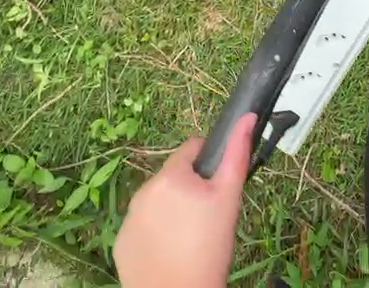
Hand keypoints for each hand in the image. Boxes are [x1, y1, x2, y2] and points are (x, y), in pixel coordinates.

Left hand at [113, 114, 253, 287]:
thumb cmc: (209, 247)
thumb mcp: (229, 197)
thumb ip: (237, 153)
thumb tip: (247, 117)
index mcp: (169, 176)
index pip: (192, 149)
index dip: (209, 165)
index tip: (216, 190)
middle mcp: (142, 192)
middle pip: (174, 177)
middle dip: (190, 189)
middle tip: (207, 217)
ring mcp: (127, 220)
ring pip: (159, 202)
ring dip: (173, 209)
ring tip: (190, 237)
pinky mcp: (120, 245)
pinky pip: (143, 227)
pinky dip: (156, 233)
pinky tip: (170, 251)